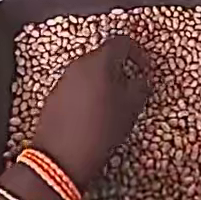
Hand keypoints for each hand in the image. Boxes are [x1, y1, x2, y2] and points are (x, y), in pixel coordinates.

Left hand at [29, 35, 148, 189]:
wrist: (60, 157)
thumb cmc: (101, 129)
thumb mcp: (130, 108)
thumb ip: (140, 87)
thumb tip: (142, 79)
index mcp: (100, 61)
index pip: (122, 42)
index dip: (138, 53)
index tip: (145, 69)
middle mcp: (79, 64)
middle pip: (104, 56)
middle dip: (121, 69)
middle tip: (132, 88)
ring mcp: (64, 79)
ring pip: (90, 72)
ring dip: (105, 81)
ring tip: (115, 104)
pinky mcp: (54, 95)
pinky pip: (77, 86)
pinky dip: (89, 93)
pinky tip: (94, 114)